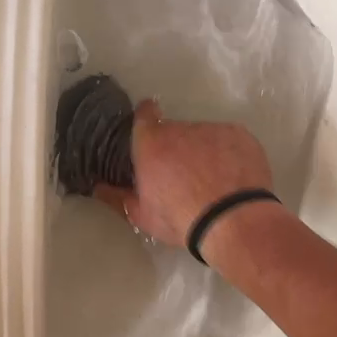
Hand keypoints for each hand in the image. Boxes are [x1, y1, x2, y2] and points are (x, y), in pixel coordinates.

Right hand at [96, 101, 280, 251]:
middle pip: (174, 132)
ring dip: (202, 151)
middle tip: (182, 176)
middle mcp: (179, 129)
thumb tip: (97, 187)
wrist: (233, 222)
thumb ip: (117, 196)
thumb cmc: (180, 219)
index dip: (146, 117)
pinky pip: (228, 140)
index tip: (149, 127)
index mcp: (151, 144)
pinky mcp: (240, 134)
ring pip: (202, 137)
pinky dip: (227, 154)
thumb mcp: (142, 216)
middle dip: (176, 148)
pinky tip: (231, 177)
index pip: (144, 114)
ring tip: (211, 181)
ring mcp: (212, 130)